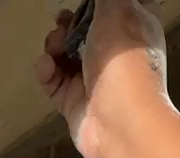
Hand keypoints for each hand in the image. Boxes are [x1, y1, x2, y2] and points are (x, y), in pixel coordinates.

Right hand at [35, 0, 169, 157]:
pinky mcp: (75, 105)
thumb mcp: (118, 10)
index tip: (82, 3)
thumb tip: (99, 0)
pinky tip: (46, 65)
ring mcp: (93, 83)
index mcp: (133, 35)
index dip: (94, 7)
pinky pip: (54, 83)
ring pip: (65, 57)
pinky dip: (46, 71)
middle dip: (68, 24)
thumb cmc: (125, 63)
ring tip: (54, 46)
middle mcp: (114, 59)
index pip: (113, 14)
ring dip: (54, 45)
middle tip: (62, 23)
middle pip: (84, 34)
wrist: (121, 123)